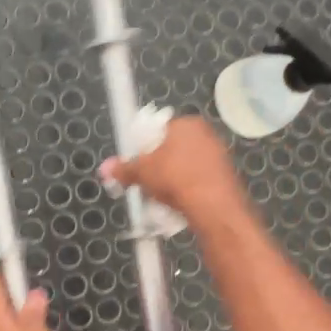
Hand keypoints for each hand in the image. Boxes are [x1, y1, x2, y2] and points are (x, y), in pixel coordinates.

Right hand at [101, 115, 246, 223]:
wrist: (213, 207)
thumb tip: (105, 168)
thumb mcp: (142, 173)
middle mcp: (206, 133)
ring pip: (186, 165)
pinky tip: (180, 202)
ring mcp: (219, 154)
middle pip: (173, 148)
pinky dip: (188, 188)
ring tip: (161, 196)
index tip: (137, 164)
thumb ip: (124, 169)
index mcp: (186, 123)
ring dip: (173, 178)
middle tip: (147, 183)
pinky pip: (199, 179)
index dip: (144, 147)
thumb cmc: (175, 178)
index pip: (159, 129)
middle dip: (159, 165)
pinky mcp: (226, 175)